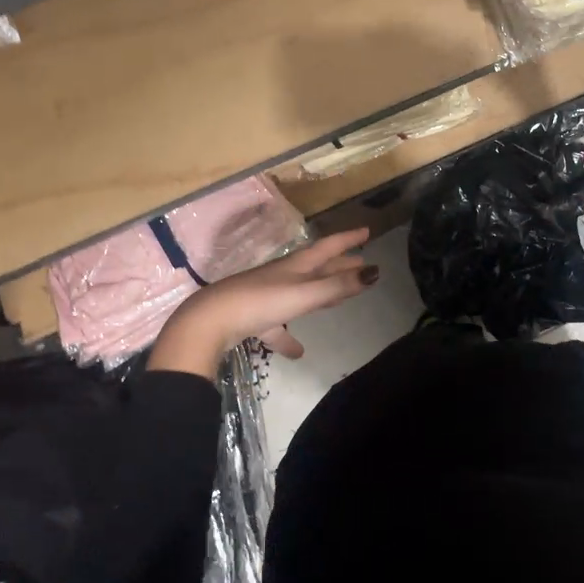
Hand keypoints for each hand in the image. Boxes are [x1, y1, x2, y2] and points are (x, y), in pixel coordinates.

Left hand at [146, 227, 379, 379]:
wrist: (209, 322)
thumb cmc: (259, 302)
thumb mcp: (304, 294)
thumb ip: (338, 286)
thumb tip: (374, 272)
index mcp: (297, 265)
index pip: (329, 246)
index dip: (348, 238)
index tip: (366, 230)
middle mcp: (284, 275)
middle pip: (318, 268)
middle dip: (341, 265)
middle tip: (362, 263)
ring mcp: (268, 296)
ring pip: (301, 293)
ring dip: (321, 295)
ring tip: (339, 300)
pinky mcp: (253, 319)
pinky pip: (278, 326)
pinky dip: (289, 337)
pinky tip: (298, 352)